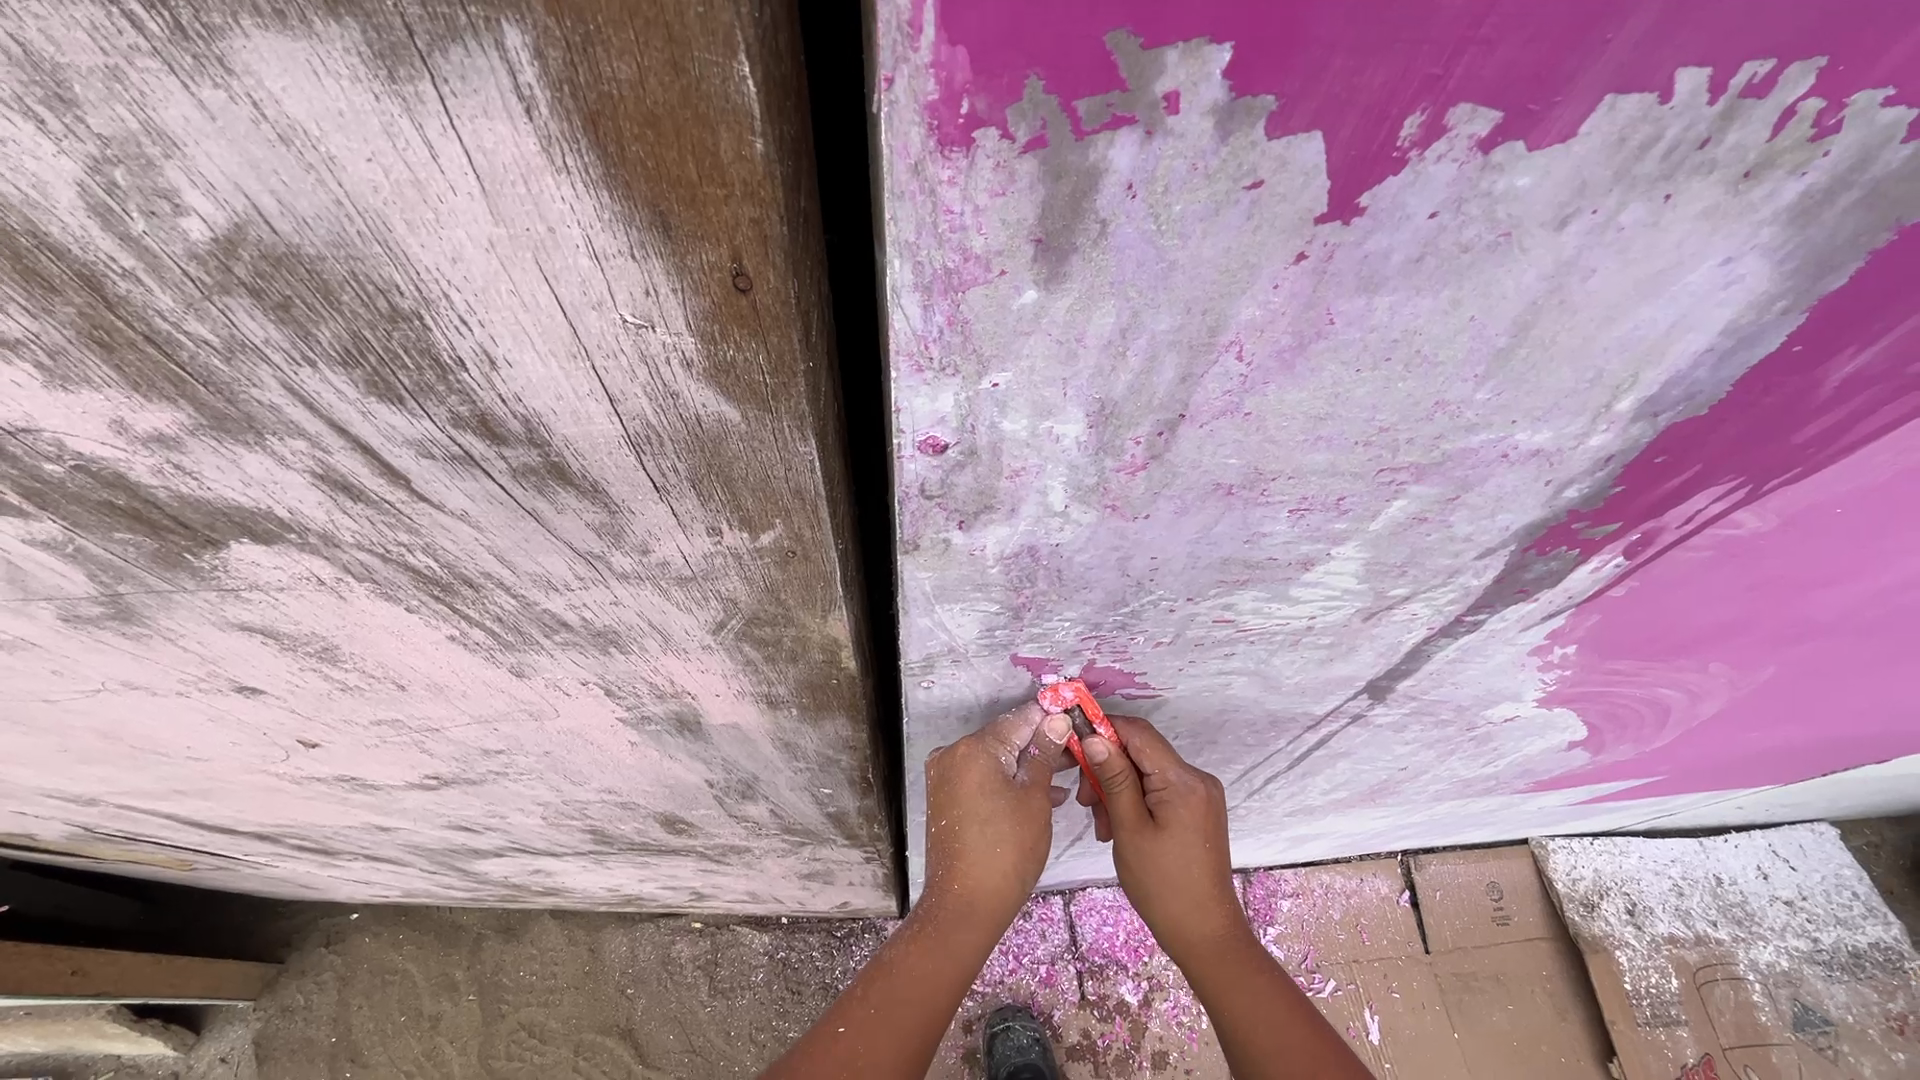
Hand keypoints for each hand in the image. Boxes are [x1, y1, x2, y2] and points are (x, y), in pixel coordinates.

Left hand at [922, 702, 1074, 929]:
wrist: (966, 905)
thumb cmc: (1008, 851)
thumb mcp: (1035, 798)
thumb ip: (1044, 754)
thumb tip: (1056, 719)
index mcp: (975, 748)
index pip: (1019, 718)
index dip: (1050, 717)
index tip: (1077, 718)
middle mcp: (954, 753)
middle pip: (1006, 737)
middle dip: (1041, 744)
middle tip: (1077, 753)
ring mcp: (946, 776)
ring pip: (996, 759)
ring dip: (1027, 765)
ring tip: (1066, 775)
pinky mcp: (947, 797)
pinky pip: (983, 777)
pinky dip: (1008, 781)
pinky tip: (1041, 794)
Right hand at [1078, 715, 1248, 966]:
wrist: (1204, 934)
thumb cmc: (1161, 885)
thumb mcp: (1129, 829)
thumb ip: (1113, 778)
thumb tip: (1095, 737)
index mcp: (1182, 780)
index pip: (1137, 732)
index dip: (1102, 729)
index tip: (1072, 744)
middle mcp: (1197, 778)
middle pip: (1141, 752)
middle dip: (1107, 768)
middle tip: (1086, 802)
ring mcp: (1200, 795)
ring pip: (1146, 772)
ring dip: (1118, 788)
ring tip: (1103, 826)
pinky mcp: (1197, 810)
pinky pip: (1159, 790)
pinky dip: (1135, 801)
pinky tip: (1120, 829)